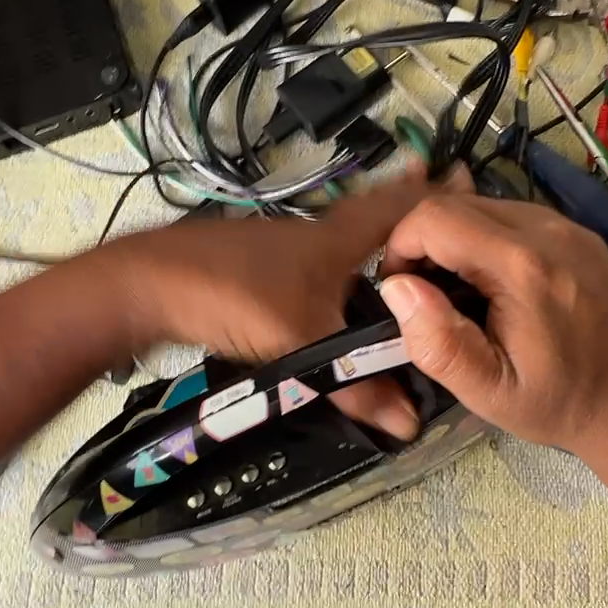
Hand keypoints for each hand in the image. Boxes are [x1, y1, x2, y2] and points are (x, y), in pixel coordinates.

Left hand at [99, 179, 428, 440]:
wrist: (142, 286)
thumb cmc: (233, 296)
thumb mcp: (303, 344)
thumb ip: (355, 387)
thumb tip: (409, 425)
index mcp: (335, 240)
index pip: (397, 207)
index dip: (433, 197)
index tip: (464, 182)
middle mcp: (310, 234)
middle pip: (369, 222)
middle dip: (403, 226)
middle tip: (435, 242)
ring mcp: (275, 246)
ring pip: (336, 248)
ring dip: (364, 256)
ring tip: (390, 282)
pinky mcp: (248, 265)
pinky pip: (306, 269)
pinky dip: (329, 280)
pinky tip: (325, 304)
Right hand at [377, 195, 607, 459]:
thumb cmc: (558, 402)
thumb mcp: (487, 390)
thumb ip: (437, 340)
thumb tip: (397, 287)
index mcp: (523, 267)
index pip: (435, 218)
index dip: (401, 247)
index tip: (399, 289)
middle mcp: (547, 231)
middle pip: (456, 204)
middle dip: (423, 243)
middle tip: (424, 295)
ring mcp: (566, 227)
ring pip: (481, 205)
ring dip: (453, 240)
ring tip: (456, 293)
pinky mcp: (576, 233)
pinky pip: (511, 216)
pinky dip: (483, 240)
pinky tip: (490, 284)